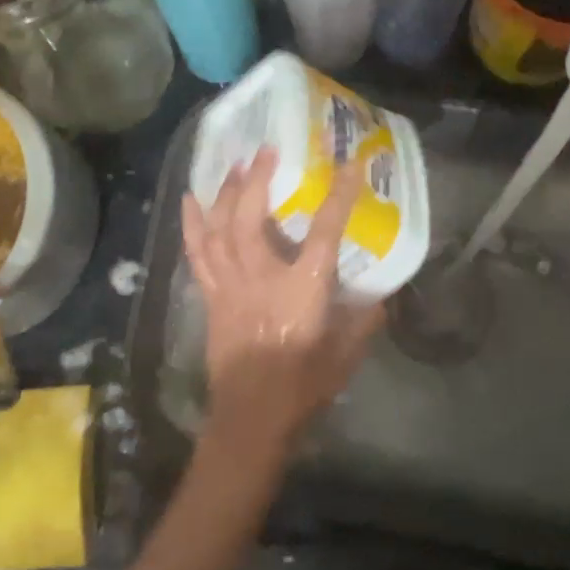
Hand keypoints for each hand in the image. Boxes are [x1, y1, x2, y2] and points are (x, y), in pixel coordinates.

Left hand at [181, 149, 385, 456]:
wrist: (250, 418)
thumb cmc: (302, 387)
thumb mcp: (345, 356)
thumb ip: (364, 321)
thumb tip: (380, 295)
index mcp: (302, 289)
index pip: (324, 231)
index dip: (339, 195)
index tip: (349, 164)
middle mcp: (261, 277)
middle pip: (252, 216)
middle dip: (257, 179)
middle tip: (265, 151)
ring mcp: (230, 285)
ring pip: (220, 227)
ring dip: (224, 192)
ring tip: (233, 165)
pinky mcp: (211, 297)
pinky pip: (197, 253)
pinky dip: (192, 224)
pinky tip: (189, 200)